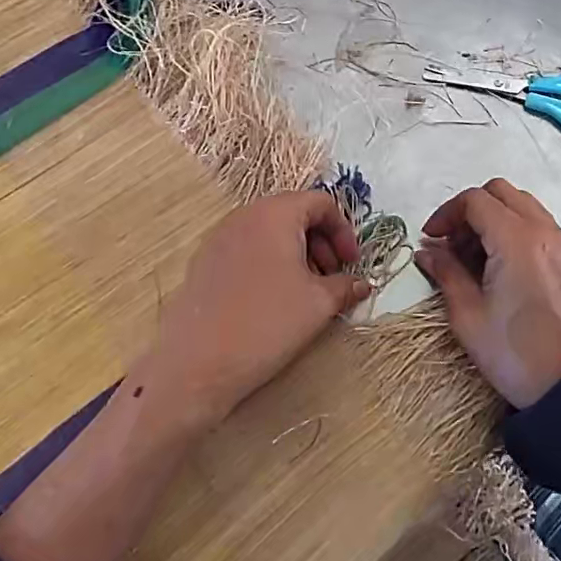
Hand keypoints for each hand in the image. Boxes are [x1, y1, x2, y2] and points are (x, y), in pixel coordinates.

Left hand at [142, 190, 367, 429]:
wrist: (200, 359)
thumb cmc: (267, 322)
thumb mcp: (318, 304)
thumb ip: (344, 285)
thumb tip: (361, 283)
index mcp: (274, 213)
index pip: (320, 202)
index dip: (343, 229)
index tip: (352, 263)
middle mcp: (245, 215)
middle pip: (294, 214)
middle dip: (321, 242)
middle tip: (332, 279)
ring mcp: (220, 236)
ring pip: (269, 232)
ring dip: (296, 254)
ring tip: (307, 293)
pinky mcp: (206, 260)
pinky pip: (247, 248)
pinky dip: (270, 262)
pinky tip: (275, 300)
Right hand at [415, 178, 560, 408]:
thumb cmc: (514, 353)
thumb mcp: (467, 314)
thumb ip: (445, 272)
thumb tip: (428, 251)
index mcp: (518, 241)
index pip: (474, 201)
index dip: (446, 213)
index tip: (431, 239)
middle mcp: (545, 232)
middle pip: (499, 192)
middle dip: (468, 210)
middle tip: (451, 242)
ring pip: (520, 205)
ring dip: (491, 217)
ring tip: (472, 254)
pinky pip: (536, 224)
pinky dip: (511, 229)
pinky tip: (497, 264)